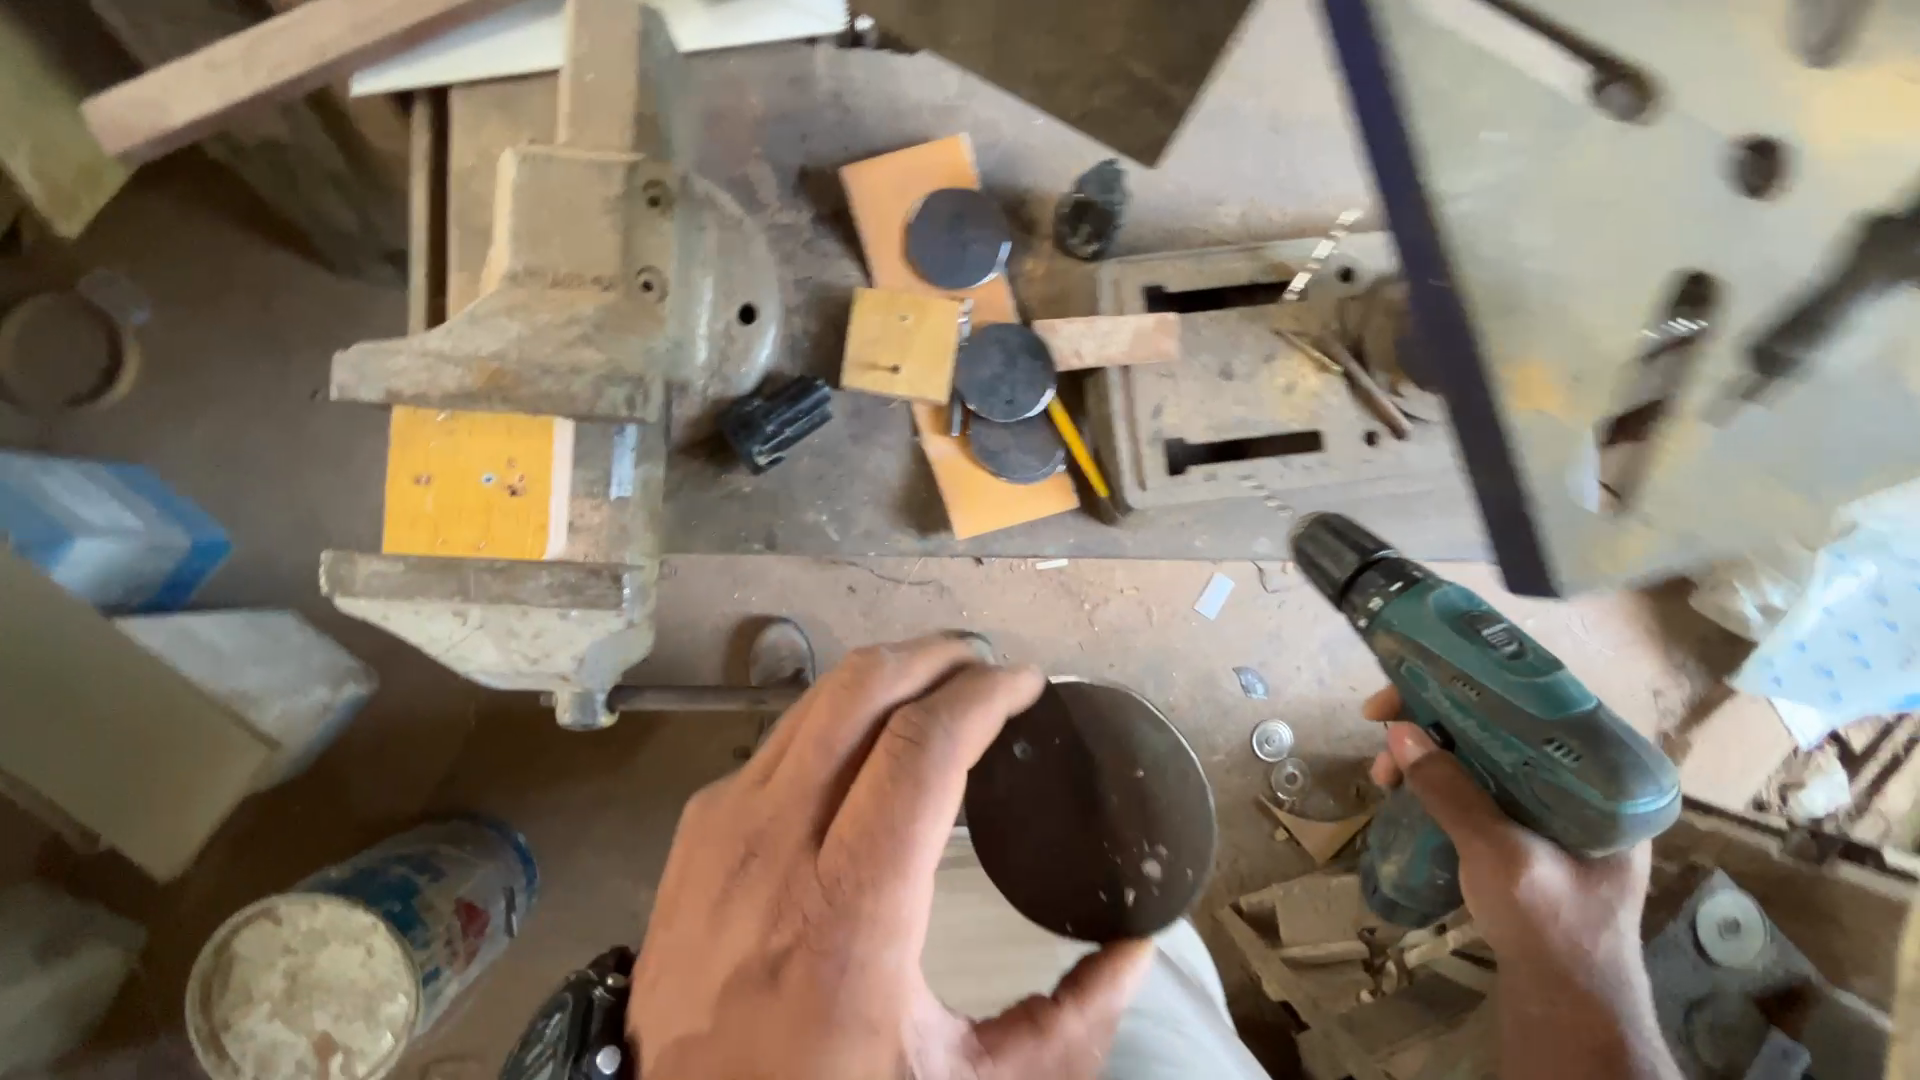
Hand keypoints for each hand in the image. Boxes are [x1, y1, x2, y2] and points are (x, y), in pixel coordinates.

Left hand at [627, 635, 1154, 1079]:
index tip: (1026, 682)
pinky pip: (784, 735)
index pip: (923, 748)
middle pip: (862, 690)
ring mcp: (728, 822)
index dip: (983, 695)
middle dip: (935, 655)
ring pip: (818, 697)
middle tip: (984, 662)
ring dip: (888, 673)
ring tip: (938, 682)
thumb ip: (1062, 1028)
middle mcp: (778, 843)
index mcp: (852, 908)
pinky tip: (870, 738)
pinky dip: (840, 715)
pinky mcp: (700, 823)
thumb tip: (1134, 954)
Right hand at [1362, 687, 1649, 976]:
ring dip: (1427, 754)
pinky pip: (1476, 782)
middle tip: (1383, 733)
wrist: (1567, 1004)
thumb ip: (1452, 793)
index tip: (1414, 689)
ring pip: (1482, 753)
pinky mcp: (1526, 827)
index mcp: (1604, 780)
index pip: (1538, 705)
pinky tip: (1405, 789)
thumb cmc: (1552, 928)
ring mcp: (1553, 806)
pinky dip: (1436, 779)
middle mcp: (1581, 783)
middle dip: (1435, 724)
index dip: (1472, 687)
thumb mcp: (1499, 855)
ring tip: (1384, 775)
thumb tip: (1400, 732)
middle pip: (1501, 725)